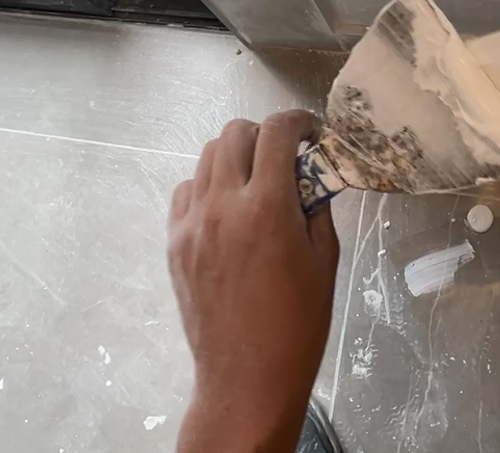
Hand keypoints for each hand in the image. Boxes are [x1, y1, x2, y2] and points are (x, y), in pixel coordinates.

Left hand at [168, 110, 338, 452]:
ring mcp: (193, 223)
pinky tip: (226, 208)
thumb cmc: (297, 323)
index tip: (311, 131)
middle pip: (235, 132)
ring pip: (207, 155)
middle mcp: (224, 204)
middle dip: (265, 134)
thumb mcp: (324, 258)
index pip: (277, 131)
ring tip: (254, 181)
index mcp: (267, 205)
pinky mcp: (174, 243)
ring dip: (236, 156)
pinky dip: (208, 185)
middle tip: (283, 157)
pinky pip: (186, 190)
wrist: (246, 379)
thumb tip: (314, 173)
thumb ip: (317, 205)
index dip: (299, 120)